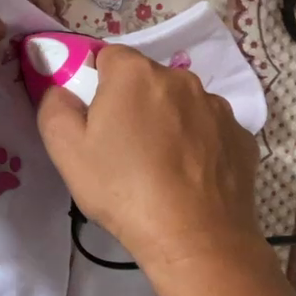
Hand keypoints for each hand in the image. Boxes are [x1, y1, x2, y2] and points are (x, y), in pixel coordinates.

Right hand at [37, 44, 262, 274]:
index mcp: (135, 74)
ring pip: (179, 104)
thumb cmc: (123, 188)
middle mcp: (181, 80)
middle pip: (145, 79)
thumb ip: (54, 105)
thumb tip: (62, 91)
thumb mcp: (65, 149)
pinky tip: (186, 176)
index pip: (108, 56)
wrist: (196, 240)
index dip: (95, 82)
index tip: (92, 116)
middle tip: (119, 145)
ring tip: (157, 165)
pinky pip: (208, 129)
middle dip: (131, 102)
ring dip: (166, 121)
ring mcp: (218, 108)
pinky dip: (196, 144)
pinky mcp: (242, 138)